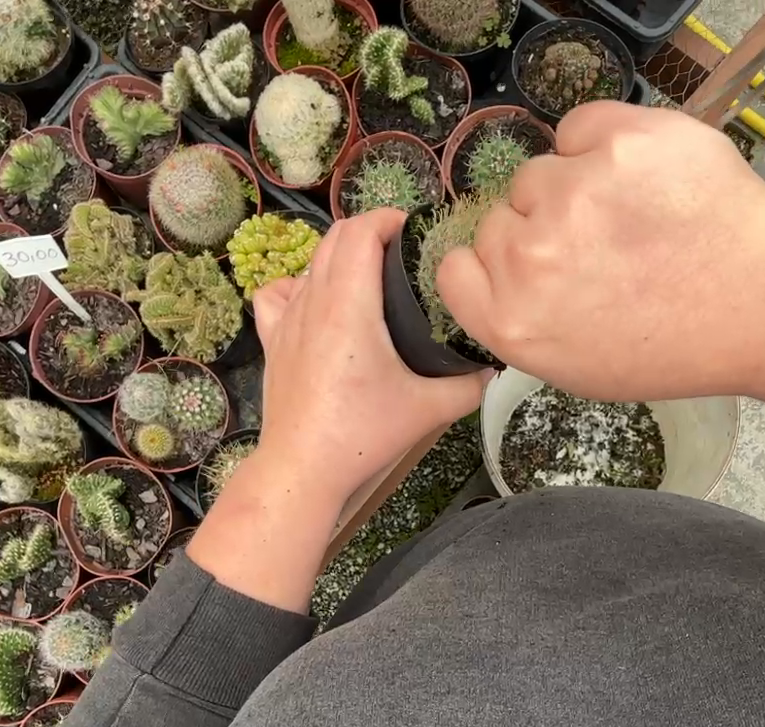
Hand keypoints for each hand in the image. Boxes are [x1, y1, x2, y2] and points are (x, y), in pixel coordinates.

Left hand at [250, 209, 488, 507]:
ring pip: (309, 263)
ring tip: (368, 281)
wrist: (304, 469)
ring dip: (339, 258)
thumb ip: (468, 386)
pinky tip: (316, 305)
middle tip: (402, 256)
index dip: (389, 220)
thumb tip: (491, 367)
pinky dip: (299, 286)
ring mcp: (287, 321)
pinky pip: (279, 294)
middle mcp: (313, 301)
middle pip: (334, 238)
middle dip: (369, 233)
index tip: (415, 234)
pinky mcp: (273, 343)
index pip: (360, 231)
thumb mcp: (428, 410)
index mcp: (349, 305)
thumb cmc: (363, 435)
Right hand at [436, 102, 764, 426]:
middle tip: (594, 253)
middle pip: (498, 221)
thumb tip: (502, 279)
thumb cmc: (672, 347)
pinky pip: (579, 129)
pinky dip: (601, 147)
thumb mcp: (576, 369)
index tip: (525, 273)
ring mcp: (573, 191)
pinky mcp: (620, 138)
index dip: (489, 270)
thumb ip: (522, 323)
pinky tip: (641, 181)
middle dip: (536, 233)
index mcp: (513, 322)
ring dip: (569, 189)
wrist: (761, 302)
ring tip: (627, 218)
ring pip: (538, 174)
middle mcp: (528, 256)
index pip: (454, 271)